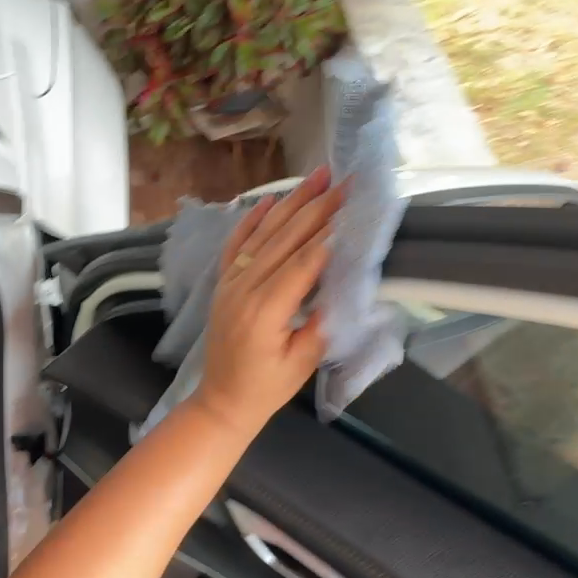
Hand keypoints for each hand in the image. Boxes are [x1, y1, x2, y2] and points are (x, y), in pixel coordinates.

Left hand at [191, 167, 342, 435]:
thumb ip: (322, 322)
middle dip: (317, 207)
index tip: (355, 204)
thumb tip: (344, 283)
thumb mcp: (302, 362)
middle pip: (284, 240)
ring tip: (317, 176)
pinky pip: (236, 246)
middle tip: (346, 180)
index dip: (329, 233)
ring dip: (291, 203)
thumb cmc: (266, 388)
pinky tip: (270, 200)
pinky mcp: (222, 286)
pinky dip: (252, 221)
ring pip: (262, 235)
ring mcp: (229, 285)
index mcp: (264, 311)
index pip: (302, 262)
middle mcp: (243, 290)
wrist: (221, 402)